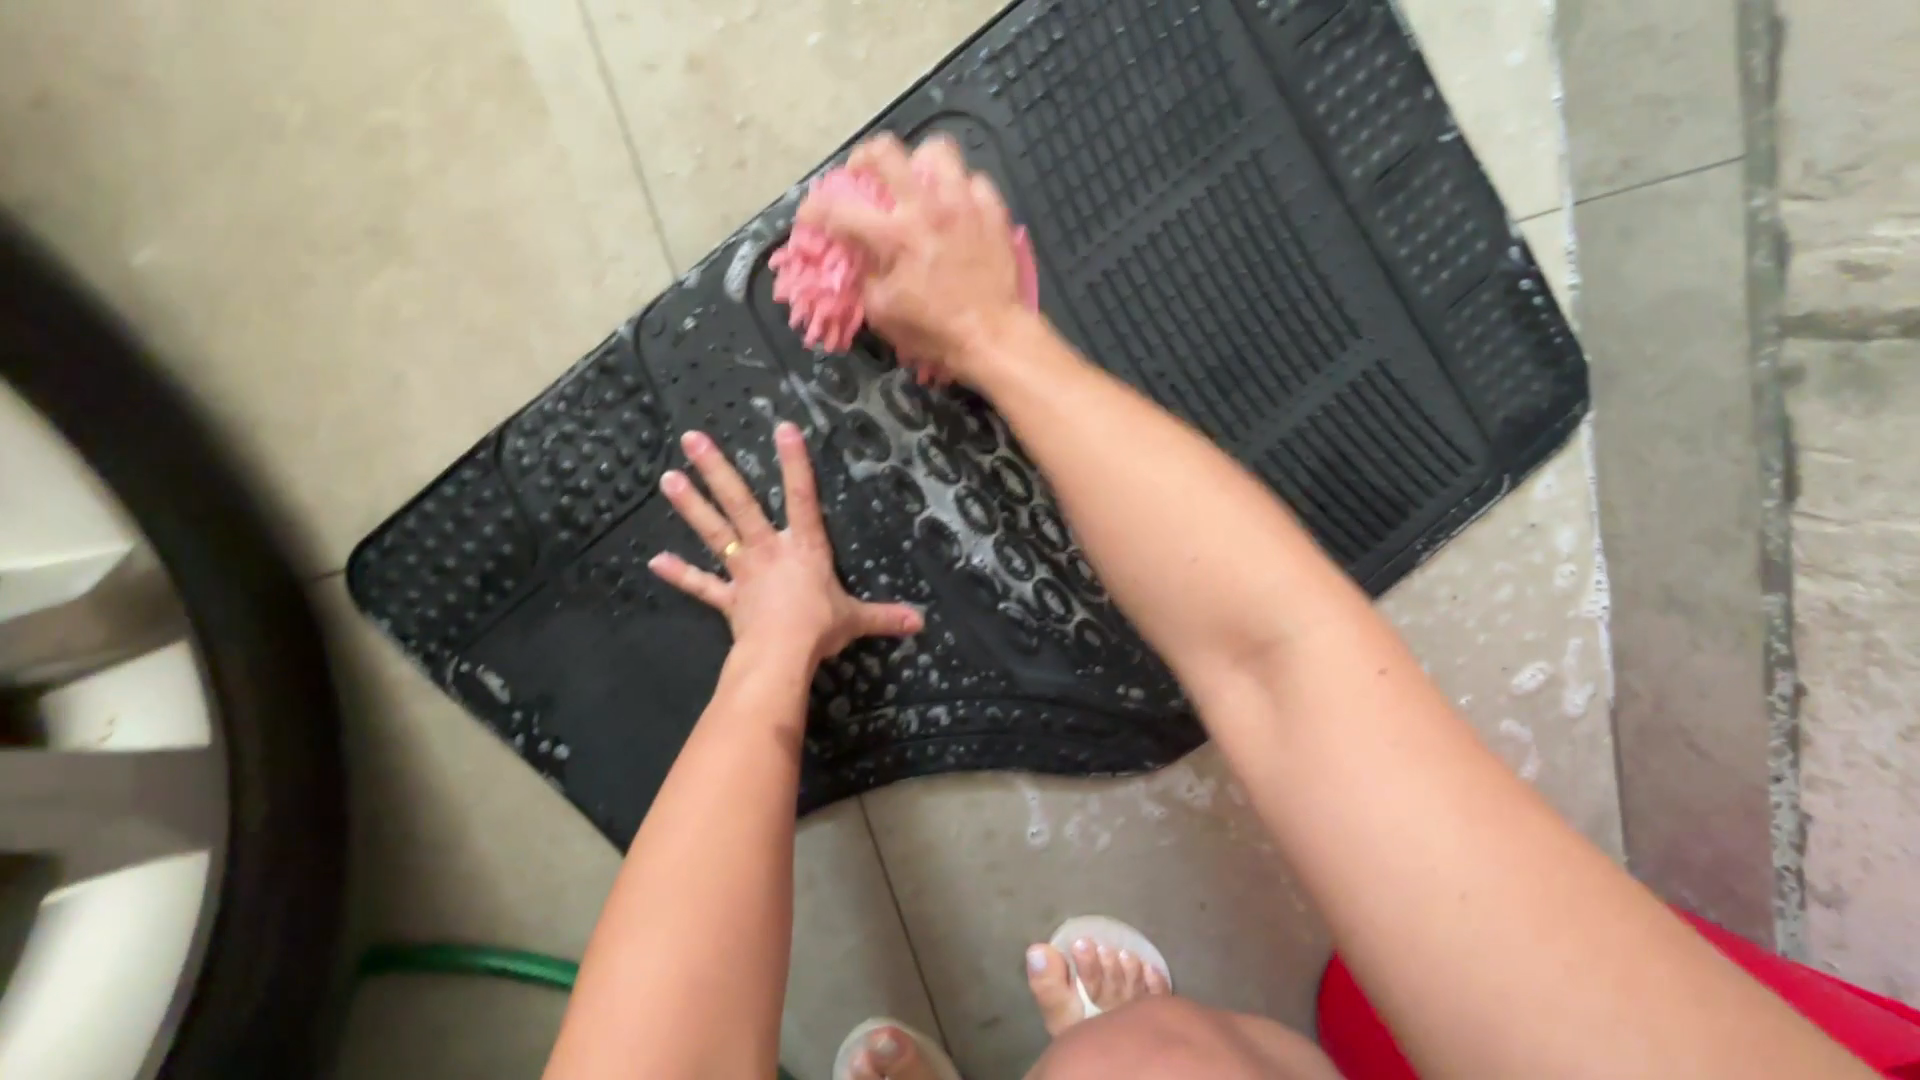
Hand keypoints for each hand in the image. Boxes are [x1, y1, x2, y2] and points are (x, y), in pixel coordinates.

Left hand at [647, 423, 923, 665]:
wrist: (782, 654)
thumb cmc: (820, 628)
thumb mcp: (858, 619)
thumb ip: (886, 616)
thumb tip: (921, 622)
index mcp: (804, 548)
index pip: (803, 497)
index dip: (795, 462)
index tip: (782, 427)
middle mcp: (769, 550)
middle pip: (741, 504)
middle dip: (717, 470)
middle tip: (692, 440)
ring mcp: (743, 572)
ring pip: (715, 533)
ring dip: (691, 506)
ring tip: (667, 479)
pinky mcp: (727, 598)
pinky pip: (701, 585)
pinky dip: (680, 574)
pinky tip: (655, 561)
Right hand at [794, 133, 1034, 383]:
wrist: (994, 335)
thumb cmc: (936, 332)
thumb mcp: (883, 313)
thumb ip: (864, 278)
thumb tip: (860, 258)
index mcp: (895, 235)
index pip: (840, 209)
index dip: (816, 208)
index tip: (810, 215)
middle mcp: (927, 207)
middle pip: (886, 152)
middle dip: (864, 158)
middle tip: (862, 173)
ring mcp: (964, 204)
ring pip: (937, 152)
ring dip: (919, 164)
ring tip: (917, 183)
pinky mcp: (993, 211)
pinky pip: (973, 182)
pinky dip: (959, 190)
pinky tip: (956, 208)